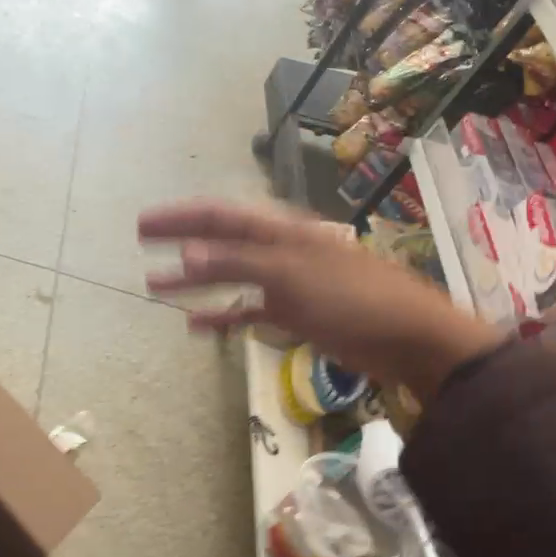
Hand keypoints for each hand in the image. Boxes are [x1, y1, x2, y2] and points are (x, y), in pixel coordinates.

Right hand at [139, 199, 501, 396]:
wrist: (414, 341)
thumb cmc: (355, 298)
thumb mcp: (291, 275)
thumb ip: (237, 263)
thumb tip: (186, 254)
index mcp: (278, 230)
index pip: (218, 215)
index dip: (179, 217)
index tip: (143, 223)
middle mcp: (276, 250)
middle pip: (218, 241)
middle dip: (179, 241)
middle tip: (141, 243)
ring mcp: (285, 282)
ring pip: (227, 276)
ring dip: (192, 280)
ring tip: (155, 286)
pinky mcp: (294, 314)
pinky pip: (246, 311)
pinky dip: (221, 315)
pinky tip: (196, 325)